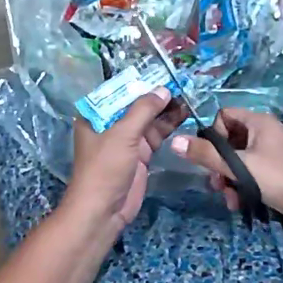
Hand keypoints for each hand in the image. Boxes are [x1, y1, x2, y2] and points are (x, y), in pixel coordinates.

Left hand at [61, 88, 182, 232]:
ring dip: (165, 110)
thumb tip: (163, 89)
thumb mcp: (123, 134)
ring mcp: (125, 141)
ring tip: (187, 96)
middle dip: (156, 96)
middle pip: (135, 105)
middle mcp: (109, 125)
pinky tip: (184, 115)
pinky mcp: (139, 155)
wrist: (103, 211)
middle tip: (180, 83)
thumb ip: (143, 110)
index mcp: (95, 116)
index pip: (117, 92)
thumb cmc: (105, 167)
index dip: (138, 82)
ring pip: (148, 120)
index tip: (161, 71)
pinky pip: (155, 136)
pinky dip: (168, 126)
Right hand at [172, 108, 282, 221]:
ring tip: (229, 199)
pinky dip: (243, 185)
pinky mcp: (280, 169)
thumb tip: (174, 141)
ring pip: (239, 159)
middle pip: (230, 139)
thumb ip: (205, 155)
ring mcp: (275, 151)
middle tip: (217, 185)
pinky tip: (240, 203)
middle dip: (218, 164)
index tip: (211, 157)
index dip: (212, 134)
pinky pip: (252, 171)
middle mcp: (267, 131)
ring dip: (229, 179)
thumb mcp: (238, 166)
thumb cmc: (279, 179)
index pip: (223, 115)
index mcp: (259, 121)